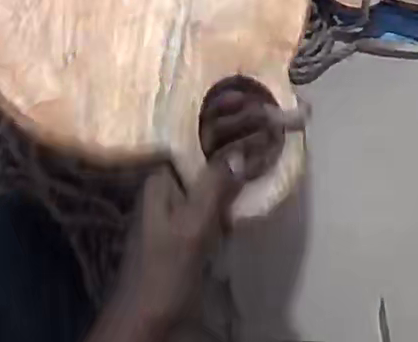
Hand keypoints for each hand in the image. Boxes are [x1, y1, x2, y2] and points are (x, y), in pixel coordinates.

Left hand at [102, 84, 282, 336]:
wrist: (143, 328)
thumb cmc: (162, 274)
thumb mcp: (191, 228)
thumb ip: (215, 185)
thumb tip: (242, 149)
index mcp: (163, 174)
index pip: (197, 128)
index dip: (226, 110)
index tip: (255, 98)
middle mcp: (170, 179)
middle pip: (209, 142)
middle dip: (241, 126)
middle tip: (273, 114)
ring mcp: (181, 200)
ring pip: (217, 162)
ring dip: (244, 147)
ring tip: (273, 133)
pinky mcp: (193, 220)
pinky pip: (219, 184)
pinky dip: (240, 174)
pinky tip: (259, 167)